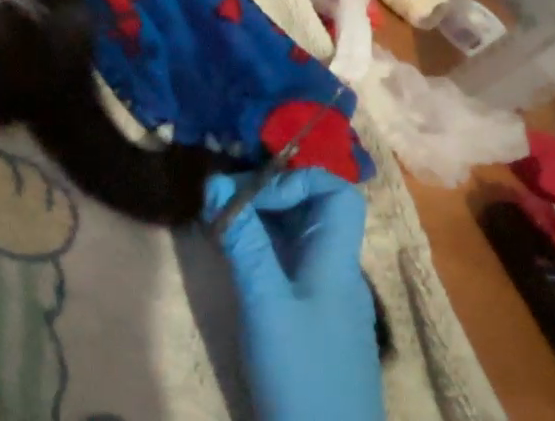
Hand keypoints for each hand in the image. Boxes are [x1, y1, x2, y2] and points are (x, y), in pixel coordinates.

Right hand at [203, 169, 383, 420]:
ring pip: (298, 239)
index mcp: (336, 261)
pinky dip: (262, 251)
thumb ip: (243, 243)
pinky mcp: (312, 323)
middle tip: (218, 203)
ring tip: (218, 226)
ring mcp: (327, 299)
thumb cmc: (300, 374)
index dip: (294, 180)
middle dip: (265, 196)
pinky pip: (290, 266)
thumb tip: (217, 186)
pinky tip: (234, 262)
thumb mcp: (264, 304)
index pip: (337, 193)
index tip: (248, 195)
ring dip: (260, 223)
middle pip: (313, 211)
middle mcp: (336, 272)